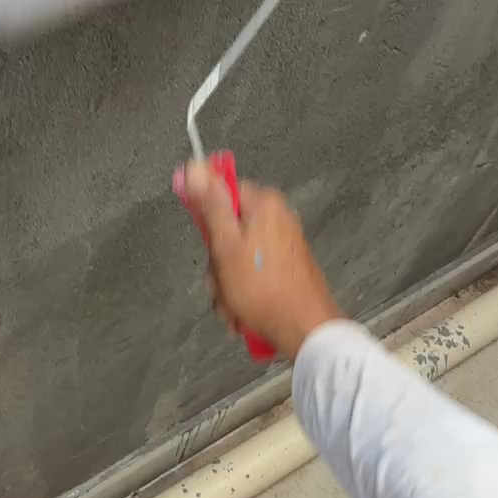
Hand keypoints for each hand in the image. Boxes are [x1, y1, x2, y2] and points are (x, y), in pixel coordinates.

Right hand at [174, 160, 343, 357]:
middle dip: (217, 263)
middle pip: (226, 229)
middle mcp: (276, 219)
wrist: (302, 329)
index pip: (222, 191)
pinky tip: (242, 312)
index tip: (204, 238)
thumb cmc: (264, 290)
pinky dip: (241, 294)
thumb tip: (195, 168)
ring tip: (233, 304)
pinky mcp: (282, 268)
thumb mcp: (226, 245)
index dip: (206, 215)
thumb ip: (211, 205)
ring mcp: (281, 245)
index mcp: (264, 205)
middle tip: (221, 281)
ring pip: (235, 258)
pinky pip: (249, 274)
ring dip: (225, 285)